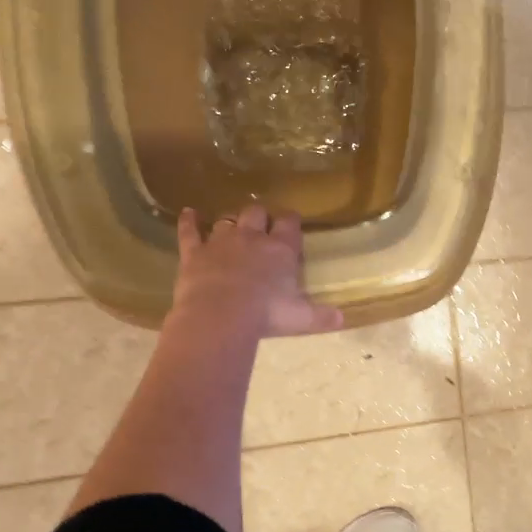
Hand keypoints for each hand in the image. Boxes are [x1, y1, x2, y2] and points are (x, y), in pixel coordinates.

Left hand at [168, 202, 342, 340]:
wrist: (221, 315)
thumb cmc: (267, 314)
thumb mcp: (302, 318)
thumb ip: (322, 316)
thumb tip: (343, 318)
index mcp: (281, 249)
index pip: (289, 223)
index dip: (291, 220)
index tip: (292, 221)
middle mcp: (252, 237)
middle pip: (256, 213)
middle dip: (260, 217)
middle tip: (261, 226)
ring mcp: (220, 242)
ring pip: (226, 221)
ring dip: (230, 222)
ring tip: (232, 226)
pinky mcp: (194, 252)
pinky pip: (190, 231)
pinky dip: (189, 221)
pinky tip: (188, 213)